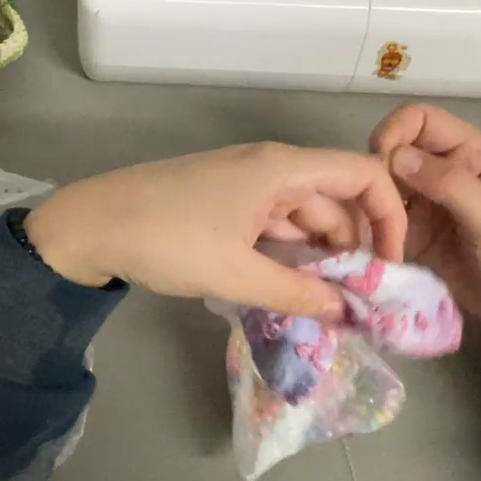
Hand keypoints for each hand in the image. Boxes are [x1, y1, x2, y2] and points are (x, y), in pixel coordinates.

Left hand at [23, 143, 407, 318]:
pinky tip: (289, 288)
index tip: (390, 266)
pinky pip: (271, 225)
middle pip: (334, 200)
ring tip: (327, 303)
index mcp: (281, 168)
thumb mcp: (236, 273)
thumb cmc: (167, 239)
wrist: (91, 224)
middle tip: (359, 300)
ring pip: (301, 217)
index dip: (389, 215)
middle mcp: (270, 168)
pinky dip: (286, 254)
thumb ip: (298, 293)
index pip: (362, 175)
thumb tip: (348, 312)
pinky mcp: (223, 203)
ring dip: (317, 256)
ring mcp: (244, 185)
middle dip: (353, 247)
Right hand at [370, 105, 480, 358]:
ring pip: (384, 188)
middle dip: (376, 175)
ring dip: (370, 205)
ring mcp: (429, 205)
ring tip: (366, 233)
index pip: (421, 120)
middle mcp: (446, 173)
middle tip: (371, 211)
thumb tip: (394, 153)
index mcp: (473, 155)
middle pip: (394, 153)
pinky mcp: (416, 236)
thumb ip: (448, 184)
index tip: (379, 165)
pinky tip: (367, 247)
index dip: (395, 133)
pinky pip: (383, 221)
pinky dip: (371, 230)